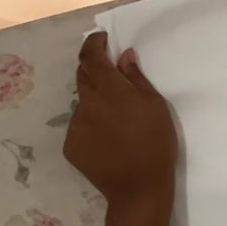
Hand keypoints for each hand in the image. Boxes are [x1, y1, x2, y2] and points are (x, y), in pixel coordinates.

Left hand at [64, 32, 177, 212]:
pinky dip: (92, 121)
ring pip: (83, 102)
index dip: (93, 43)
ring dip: (96, 99)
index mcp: (110, 90)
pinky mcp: (71, 145)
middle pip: (83, 75)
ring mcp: (76, 125)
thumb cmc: (156, 141)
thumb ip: (136, 78)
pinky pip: (80, 124)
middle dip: (95, 68)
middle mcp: (87, 104)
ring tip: (117, 116)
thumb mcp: (155, 104)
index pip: (91, 57)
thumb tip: (124, 56)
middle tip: (113, 74)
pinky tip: (109, 136)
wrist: (138, 187)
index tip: (101, 38)